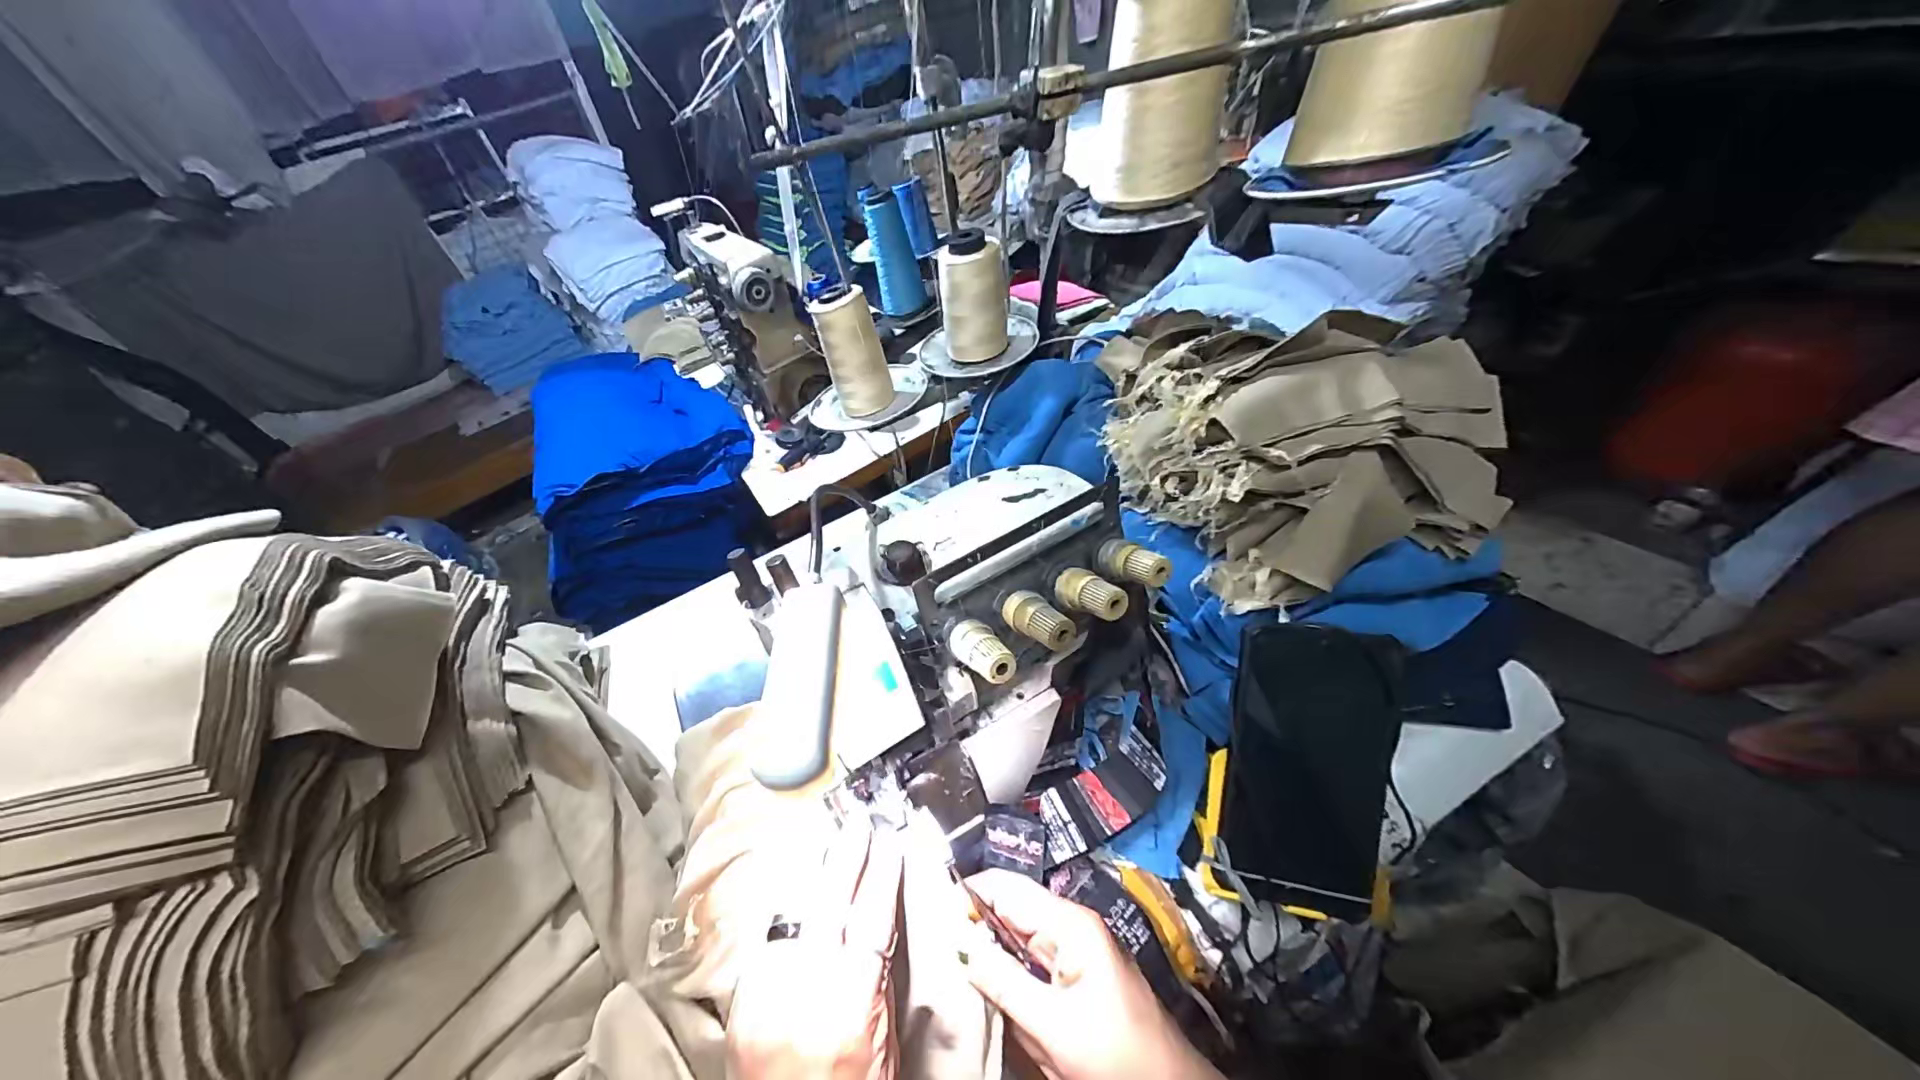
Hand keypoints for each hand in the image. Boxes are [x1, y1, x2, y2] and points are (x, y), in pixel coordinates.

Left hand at [727, 819, 903, 1079]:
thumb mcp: (882, 1042)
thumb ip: (878, 979)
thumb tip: (880, 920)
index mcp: (847, 1007)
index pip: (870, 918)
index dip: (883, 873)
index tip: (891, 841)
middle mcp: (801, 994)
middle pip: (828, 903)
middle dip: (846, 856)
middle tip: (859, 824)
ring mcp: (764, 997)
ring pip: (791, 912)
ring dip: (814, 874)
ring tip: (831, 844)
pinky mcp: (741, 1006)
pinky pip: (767, 939)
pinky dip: (787, 909)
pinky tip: (800, 888)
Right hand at [960, 870, 1220, 1079]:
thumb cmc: (1120, 1056)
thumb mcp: (1053, 1024)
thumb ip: (1003, 982)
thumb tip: (962, 947)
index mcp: (1070, 924)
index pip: (1007, 889)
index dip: (969, 894)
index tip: (934, 910)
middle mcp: (1070, 928)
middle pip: (1009, 911)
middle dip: (975, 925)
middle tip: (938, 943)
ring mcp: (1073, 952)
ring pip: (1014, 939)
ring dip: (989, 951)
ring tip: (955, 962)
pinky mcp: (1072, 978)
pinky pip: (1028, 965)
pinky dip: (1007, 973)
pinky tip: (988, 988)